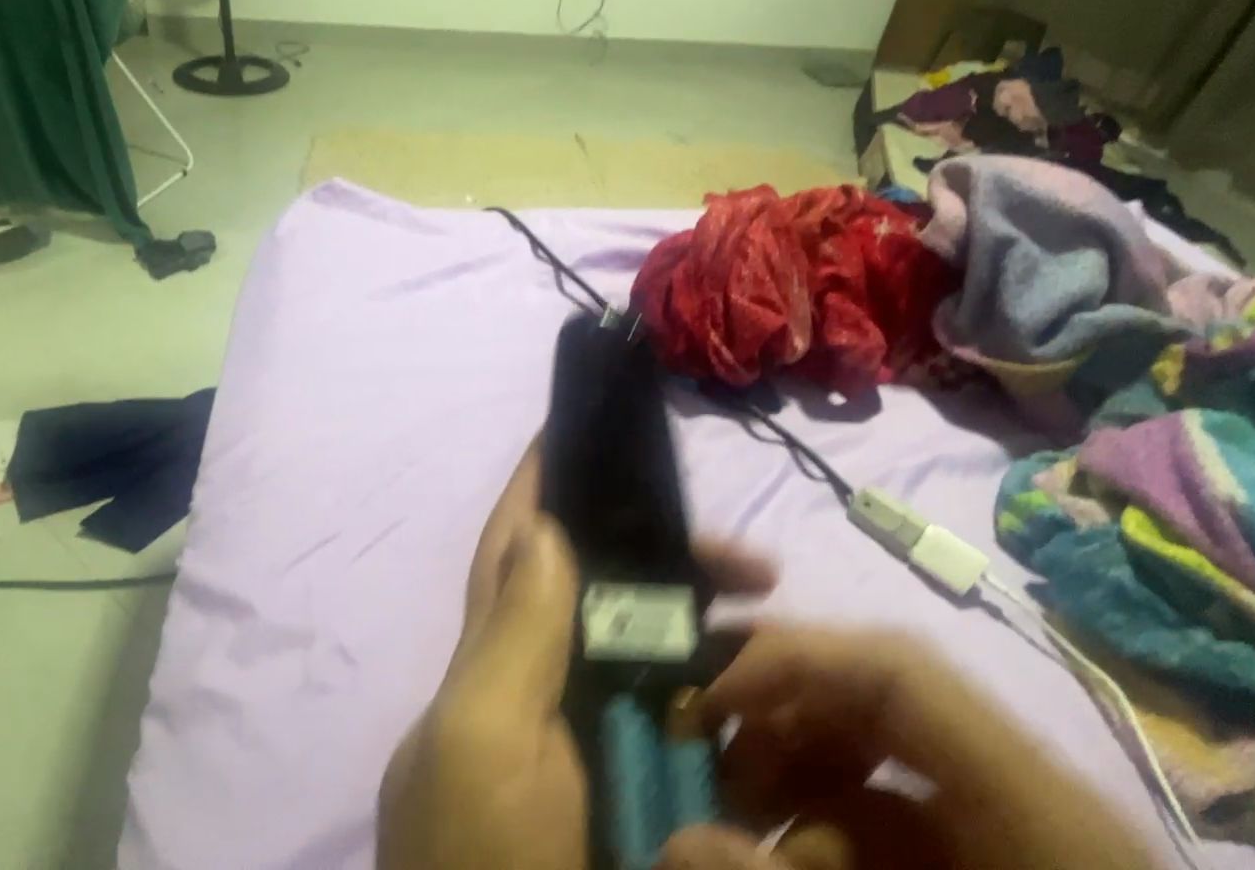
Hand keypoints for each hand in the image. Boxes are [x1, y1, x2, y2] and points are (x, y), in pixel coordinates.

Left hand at [377, 441, 775, 869]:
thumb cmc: (485, 865)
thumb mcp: (481, 747)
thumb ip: (508, 634)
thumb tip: (538, 522)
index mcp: (489, 674)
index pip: (512, 555)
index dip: (538, 486)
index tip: (579, 428)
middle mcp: (534, 698)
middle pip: (595, 599)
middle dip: (664, 566)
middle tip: (751, 567)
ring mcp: (586, 750)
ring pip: (647, 659)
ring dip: (705, 635)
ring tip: (773, 629)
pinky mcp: (634, 796)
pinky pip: (687, 734)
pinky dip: (725, 707)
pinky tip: (770, 705)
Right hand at [661, 627, 1157, 869]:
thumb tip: (680, 843)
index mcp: (1031, 799)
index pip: (896, 669)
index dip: (794, 660)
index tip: (711, 702)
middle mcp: (1016, 787)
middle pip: (875, 694)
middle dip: (780, 711)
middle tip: (709, 756)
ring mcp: (999, 823)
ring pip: (873, 744)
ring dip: (793, 761)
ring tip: (737, 805)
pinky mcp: (974, 852)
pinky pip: (883, 804)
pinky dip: (822, 812)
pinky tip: (783, 847)